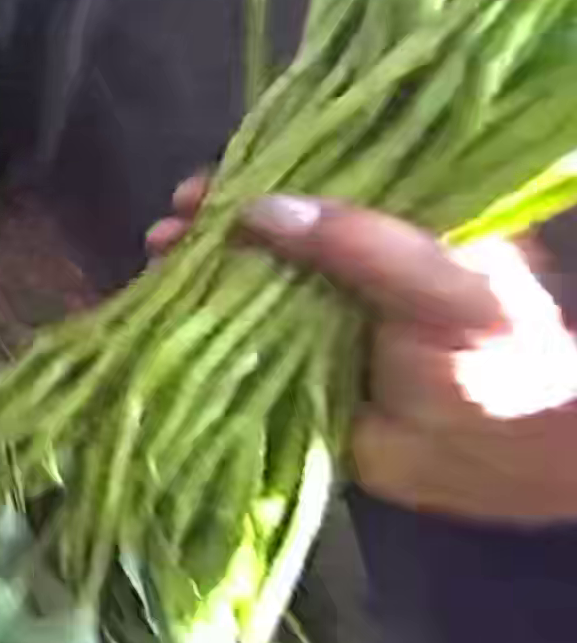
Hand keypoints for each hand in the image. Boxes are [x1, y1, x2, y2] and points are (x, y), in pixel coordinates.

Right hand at [150, 177, 576, 522]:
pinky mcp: (257, 341)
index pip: (316, 183)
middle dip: (208, 213)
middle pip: (256, 222)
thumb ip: (365, 246)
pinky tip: (153, 282)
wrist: (480, 467)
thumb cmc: (489, 371)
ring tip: (158, 246)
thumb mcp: (450, 294)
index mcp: (388, 231)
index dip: (261, 174)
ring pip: (224, 262)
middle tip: (179, 211)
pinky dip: (175, 295)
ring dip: (185, 251)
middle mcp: (330, 261)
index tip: (218, 180)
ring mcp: (289, 303)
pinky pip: (207, 310)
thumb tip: (254, 208)